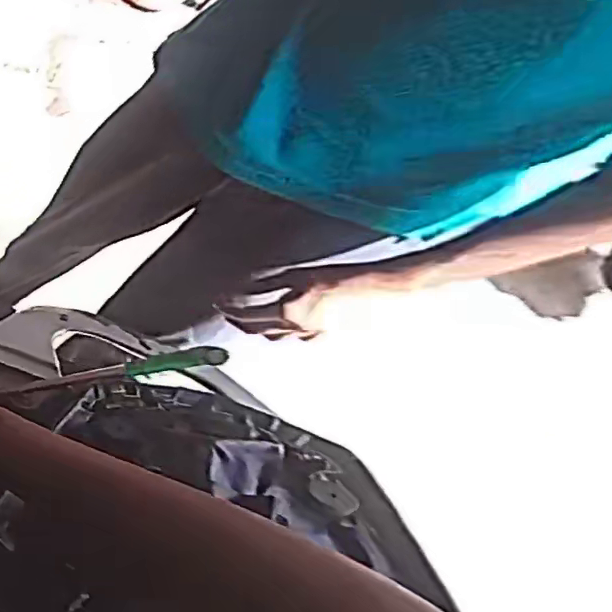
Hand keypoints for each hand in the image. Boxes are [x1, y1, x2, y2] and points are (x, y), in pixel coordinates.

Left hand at [222, 264, 404, 339]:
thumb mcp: (303, 275)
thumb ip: (270, 284)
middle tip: (228, 310)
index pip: (245, 314)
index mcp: (289, 312)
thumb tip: (244, 289)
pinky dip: (281, 330)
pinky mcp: (324, 335)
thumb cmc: (351, 277)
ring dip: (257, 326)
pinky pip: (293, 336)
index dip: (229, 308)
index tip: (219, 302)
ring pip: (272, 335)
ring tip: (248, 315)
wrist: (392, 289)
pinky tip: (281, 322)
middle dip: (237, 320)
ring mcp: (311, 334)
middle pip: (254, 329)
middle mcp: (297, 328)